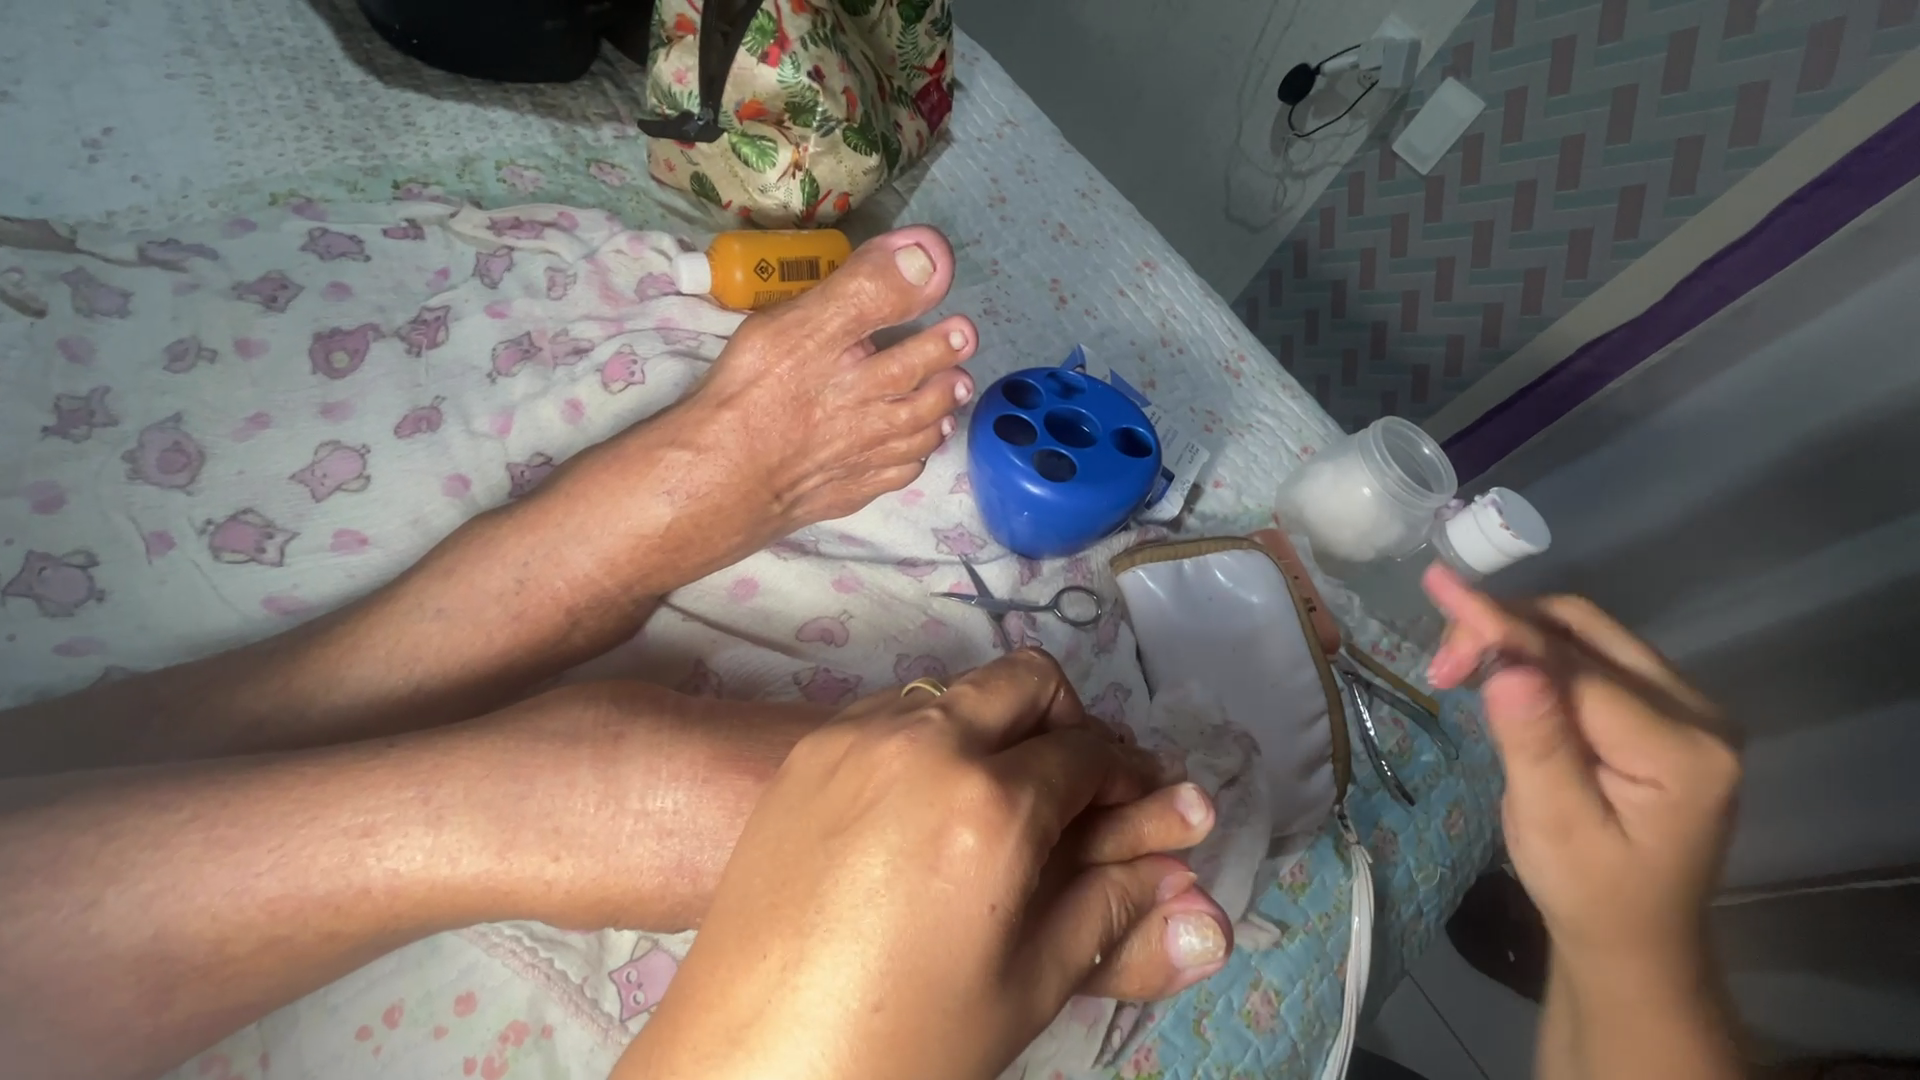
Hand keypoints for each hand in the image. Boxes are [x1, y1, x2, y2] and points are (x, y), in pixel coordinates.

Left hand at [616, 649, 1232, 1079]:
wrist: (744, 1058)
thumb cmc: (900, 1042)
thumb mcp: (1025, 987)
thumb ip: (1117, 916)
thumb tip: (1204, 894)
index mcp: (990, 805)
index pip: (1090, 753)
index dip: (1132, 776)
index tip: (1144, 805)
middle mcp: (926, 741)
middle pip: (1030, 681)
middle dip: (1071, 723)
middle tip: (1075, 794)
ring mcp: (859, 733)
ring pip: (962, 689)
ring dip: (1001, 725)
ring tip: (999, 803)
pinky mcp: (813, 745)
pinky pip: (900, 708)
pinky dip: (937, 734)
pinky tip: (927, 804)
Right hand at [676, 225, 976, 542]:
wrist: (723, 480)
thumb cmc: (756, 392)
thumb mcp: (807, 322)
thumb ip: (869, 289)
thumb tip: (929, 256)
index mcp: (866, 377)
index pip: (915, 356)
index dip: (943, 342)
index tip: (964, 331)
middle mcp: (873, 422)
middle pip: (919, 403)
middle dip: (946, 386)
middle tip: (964, 376)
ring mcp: (860, 464)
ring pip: (911, 444)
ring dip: (935, 425)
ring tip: (949, 414)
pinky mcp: (843, 495)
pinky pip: (888, 481)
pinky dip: (908, 467)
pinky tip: (910, 461)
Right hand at [1423, 565, 1739, 966]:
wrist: (1631, 931)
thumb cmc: (1586, 888)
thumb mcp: (1552, 824)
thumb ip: (1535, 743)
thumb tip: (1509, 670)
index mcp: (1680, 749)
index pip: (1572, 665)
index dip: (1499, 625)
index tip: (1437, 583)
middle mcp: (1696, 712)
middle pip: (1582, 628)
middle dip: (1501, 626)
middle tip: (1441, 665)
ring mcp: (1680, 706)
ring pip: (1579, 631)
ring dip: (1509, 634)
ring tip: (1455, 670)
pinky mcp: (1654, 707)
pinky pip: (1582, 651)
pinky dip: (1527, 648)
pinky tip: (1493, 674)